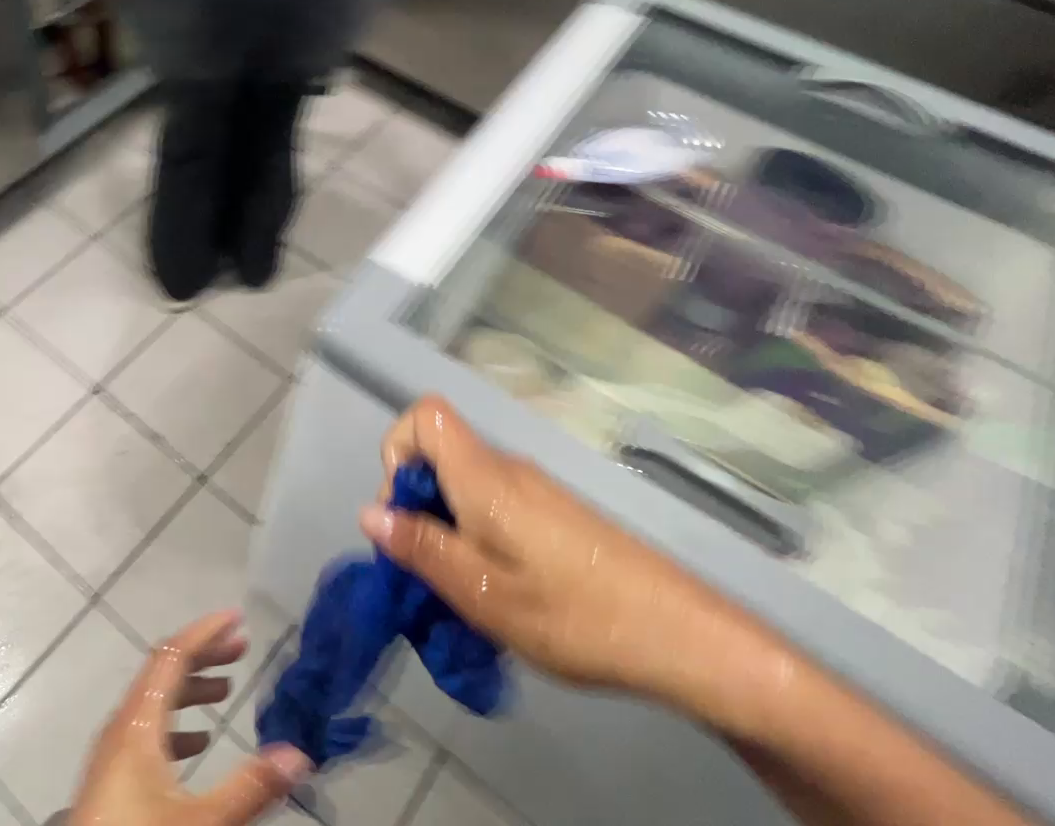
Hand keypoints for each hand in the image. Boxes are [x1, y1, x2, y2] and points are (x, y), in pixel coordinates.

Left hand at [69, 610, 313, 825]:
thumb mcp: (201, 820)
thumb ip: (250, 787)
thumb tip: (299, 755)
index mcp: (139, 724)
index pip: (172, 656)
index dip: (205, 632)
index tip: (236, 618)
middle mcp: (122, 726)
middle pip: (162, 671)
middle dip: (204, 655)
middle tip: (242, 648)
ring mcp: (112, 751)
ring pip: (154, 701)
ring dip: (191, 688)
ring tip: (226, 690)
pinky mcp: (111, 776)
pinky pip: (147, 729)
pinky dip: (177, 723)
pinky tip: (198, 743)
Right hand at [363, 396, 777, 719]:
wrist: (684, 638)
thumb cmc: (573, 614)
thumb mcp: (482, 592)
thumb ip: (422, 548)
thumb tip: (369, 512)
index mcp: (485, 478)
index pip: (424, 416)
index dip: (397, 452)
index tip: (403, 514)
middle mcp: (509, 471)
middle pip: (441, 456)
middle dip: (416, 506)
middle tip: (427, 572)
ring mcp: (538, 492)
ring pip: (467, 488)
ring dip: (448, 530)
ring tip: (464, 593)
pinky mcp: (559, 515)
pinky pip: (497, 508)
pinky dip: (480, 539)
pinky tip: (503, 593)